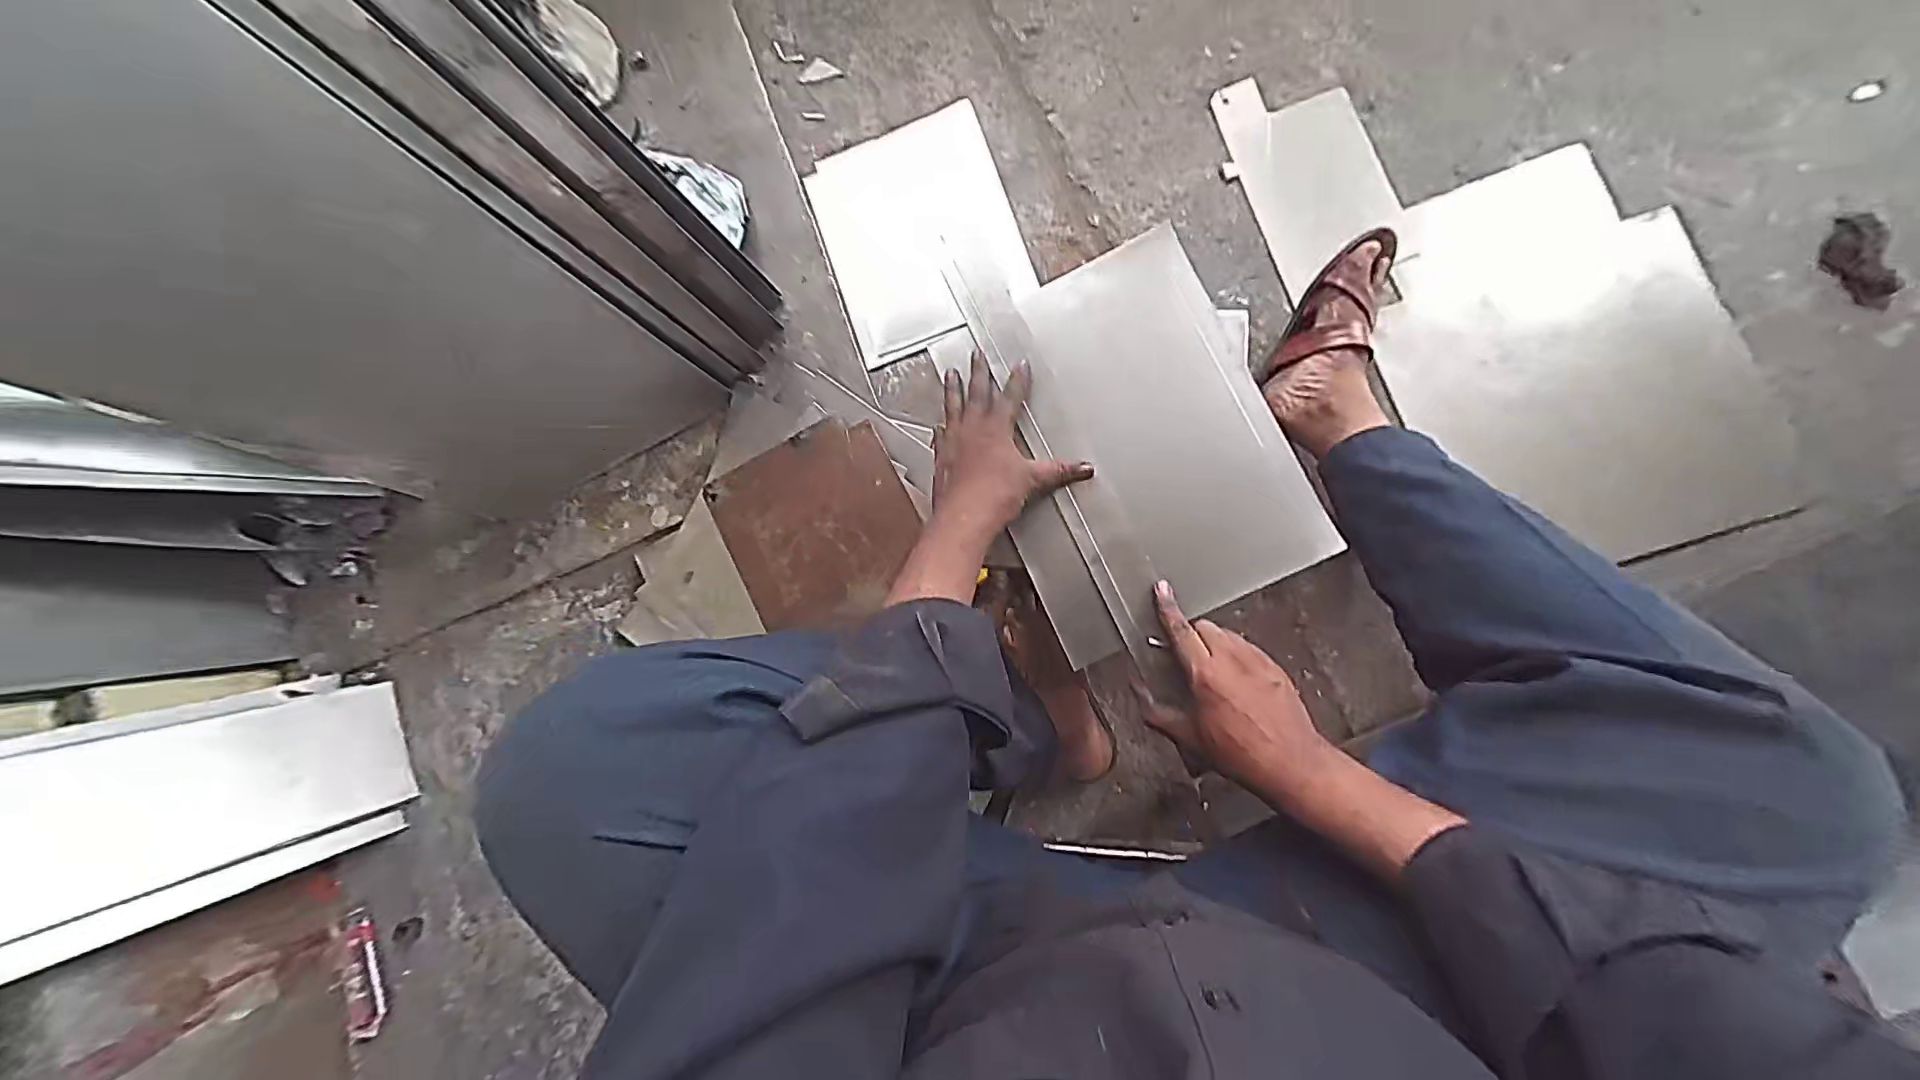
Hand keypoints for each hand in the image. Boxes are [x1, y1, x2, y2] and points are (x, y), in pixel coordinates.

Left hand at [931, 350, 1092, 541]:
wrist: (964, 517)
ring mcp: (953, 442)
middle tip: (976, 354)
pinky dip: (940, 428)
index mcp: (996, 429)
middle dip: (979, 372)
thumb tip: (1083, 468)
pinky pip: (939, 437)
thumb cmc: (995, 496)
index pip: (1010, 397)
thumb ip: (1058, 471)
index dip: (1018, 380)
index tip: (1020, 364)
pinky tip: (938, 425)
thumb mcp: (1032, 480)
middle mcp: (972, 429)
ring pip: (952, 407)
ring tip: (950, 373)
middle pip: (976, 393)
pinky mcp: (941, 458)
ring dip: (952, 389)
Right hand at [1135, 581, 1337, 799]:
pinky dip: (1238, 656)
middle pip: (1205, 626)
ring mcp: (1257, 662)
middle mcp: (1232, 661)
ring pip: (1228, 635)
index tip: (1161, 592)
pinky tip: (1237, 681)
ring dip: (1215, 643)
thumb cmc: (1244, 754)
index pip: (1180, 630)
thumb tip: (1143, 703)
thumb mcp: (1190, 738)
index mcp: (1205, 674)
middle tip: (1186, 652)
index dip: (1167, 608)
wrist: (1291, 764)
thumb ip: (1160, 715)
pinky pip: (1250, 649)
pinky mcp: (1275, 669)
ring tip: (1212, 670)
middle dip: (1192, 633)